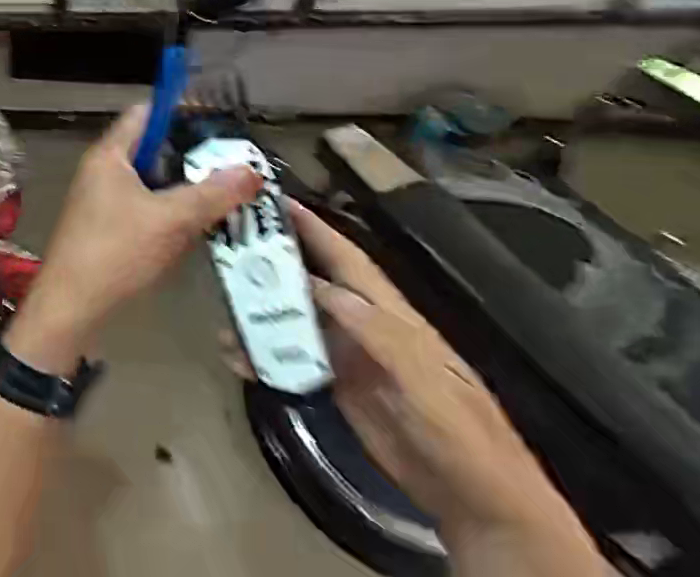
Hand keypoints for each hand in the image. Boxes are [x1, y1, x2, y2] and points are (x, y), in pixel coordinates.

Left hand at [7, 104, 259, 374]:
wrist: (70, 309)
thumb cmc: (115, 252)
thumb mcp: (170, 220)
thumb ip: (212, 194)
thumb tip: (252, 171)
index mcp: (110, 155)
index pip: (146, 113)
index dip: (180, 112)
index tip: (217, 122)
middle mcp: (103, 170)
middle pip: (152, 148)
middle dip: (190, 153)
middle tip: (230, 160)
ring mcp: (102, 200)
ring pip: (151, 181)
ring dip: (182, 186)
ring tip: (224, 191)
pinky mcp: (106, 226)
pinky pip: (144, 206)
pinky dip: (169, 210)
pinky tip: (197, 224)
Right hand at [232, 200, 599, 570]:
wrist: (474, 499)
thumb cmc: (462, 432)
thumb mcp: (427, 382)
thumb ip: (380, 335)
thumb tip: (325, 289)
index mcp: (389, 313)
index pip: (346, 258)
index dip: (314, 228)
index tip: (277, 201)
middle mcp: (363, 325)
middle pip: (312, 284)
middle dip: (275, 264)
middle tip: (232, 251)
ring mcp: (349, 356)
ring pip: (296, 323)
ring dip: (262, 317)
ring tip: (225, 319)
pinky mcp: (338, 387)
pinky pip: (294, 362)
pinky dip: (266, 358)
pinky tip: (242, 361)